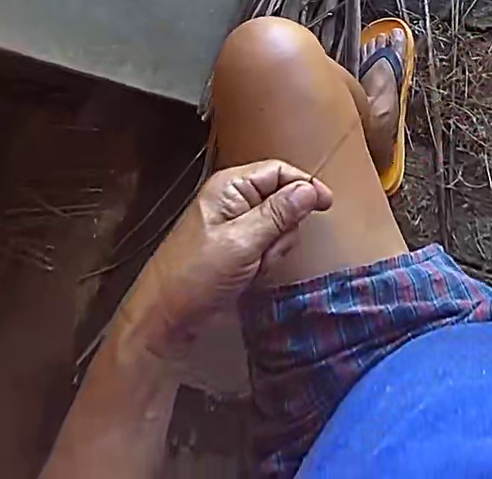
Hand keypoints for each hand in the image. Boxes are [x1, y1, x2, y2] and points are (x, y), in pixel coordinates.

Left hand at [122, 159, 332, 359]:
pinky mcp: (238, 247)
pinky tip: (249, 275)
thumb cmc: (196, 275)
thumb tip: (311, 189)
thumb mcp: (242, 242)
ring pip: (279, 226)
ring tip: (252, 267)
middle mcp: (234, 198)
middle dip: (283, 228)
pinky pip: (268, 246)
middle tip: (266, 251)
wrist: (164, 320)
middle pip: (283, 199)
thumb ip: (279, 213)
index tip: (326, 205)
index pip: (279, 171)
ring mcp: (236, 224)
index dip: (304, 185)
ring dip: (274, 249)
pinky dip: (265, 261)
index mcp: (231, 185)